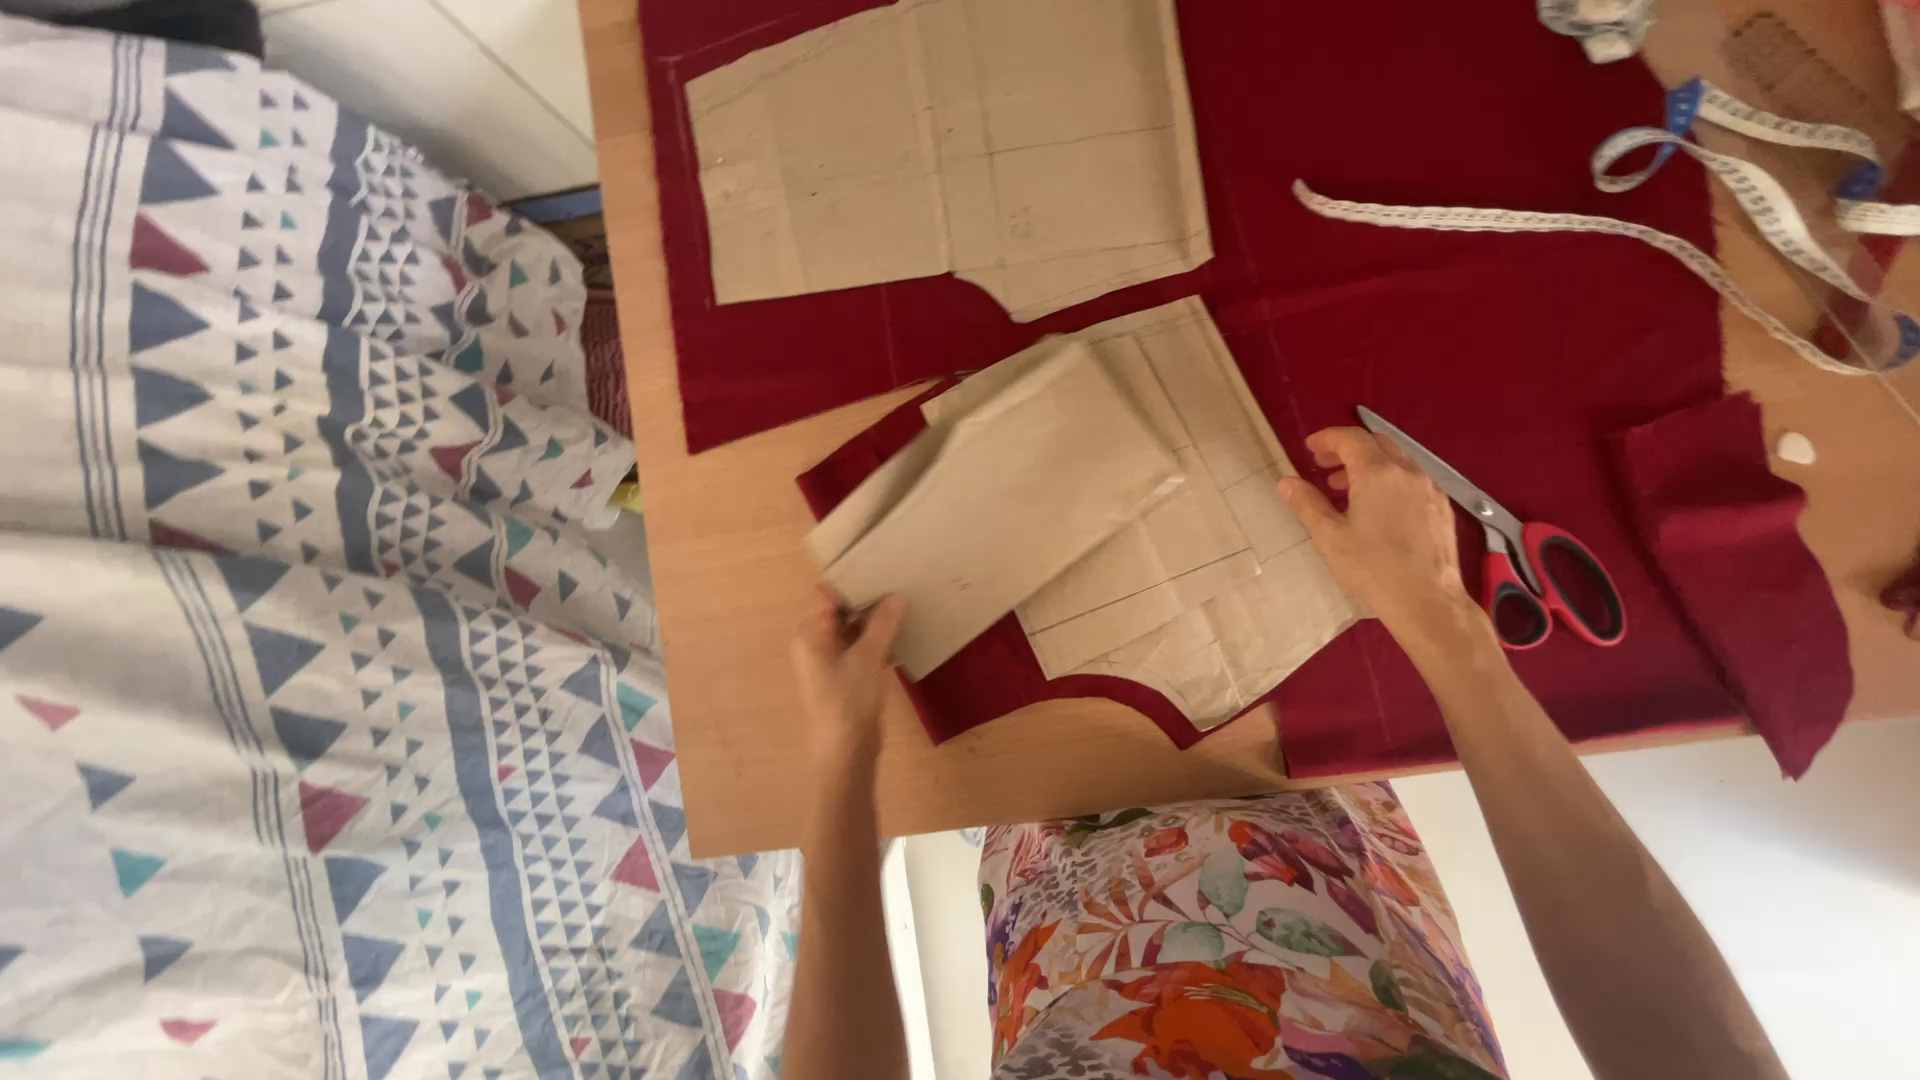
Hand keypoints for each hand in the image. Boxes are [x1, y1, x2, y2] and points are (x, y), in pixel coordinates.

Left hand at [791, 588, 908, 767]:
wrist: (846, 753)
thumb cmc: (849, 701)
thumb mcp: (868, 658)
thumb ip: (883, 624)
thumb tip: (897, 595)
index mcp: (811, 634)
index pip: (826, 594)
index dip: (850, 580)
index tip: (878, 567)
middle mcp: (815, 643)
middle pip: (840, 610)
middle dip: (867, 598)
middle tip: (897, 581)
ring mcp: (830, 660)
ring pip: (853, 629)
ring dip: (875, 619)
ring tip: (904, 602)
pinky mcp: (846, 675)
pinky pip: (861, 647)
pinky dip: (877, 639)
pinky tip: (903, 632)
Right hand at [1278, 427, 1485, 647]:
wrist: (1426, 599)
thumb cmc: (1371, 567)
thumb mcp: (1329, 536)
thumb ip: (1307, 504)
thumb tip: (1287, 482)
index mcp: (1377, 474)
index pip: (1351, 439)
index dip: (1327, 439)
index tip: (1310, 448)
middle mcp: (1408, 472)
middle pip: (1377, 444)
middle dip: (1348, 449)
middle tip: (1324, 465)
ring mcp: (1430, 489)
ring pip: (1397, 461)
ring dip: (1369, 465)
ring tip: (1346, 488)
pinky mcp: (1442, 508)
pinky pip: (1412, 480)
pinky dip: (1389, 480)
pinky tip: (1378, 506)